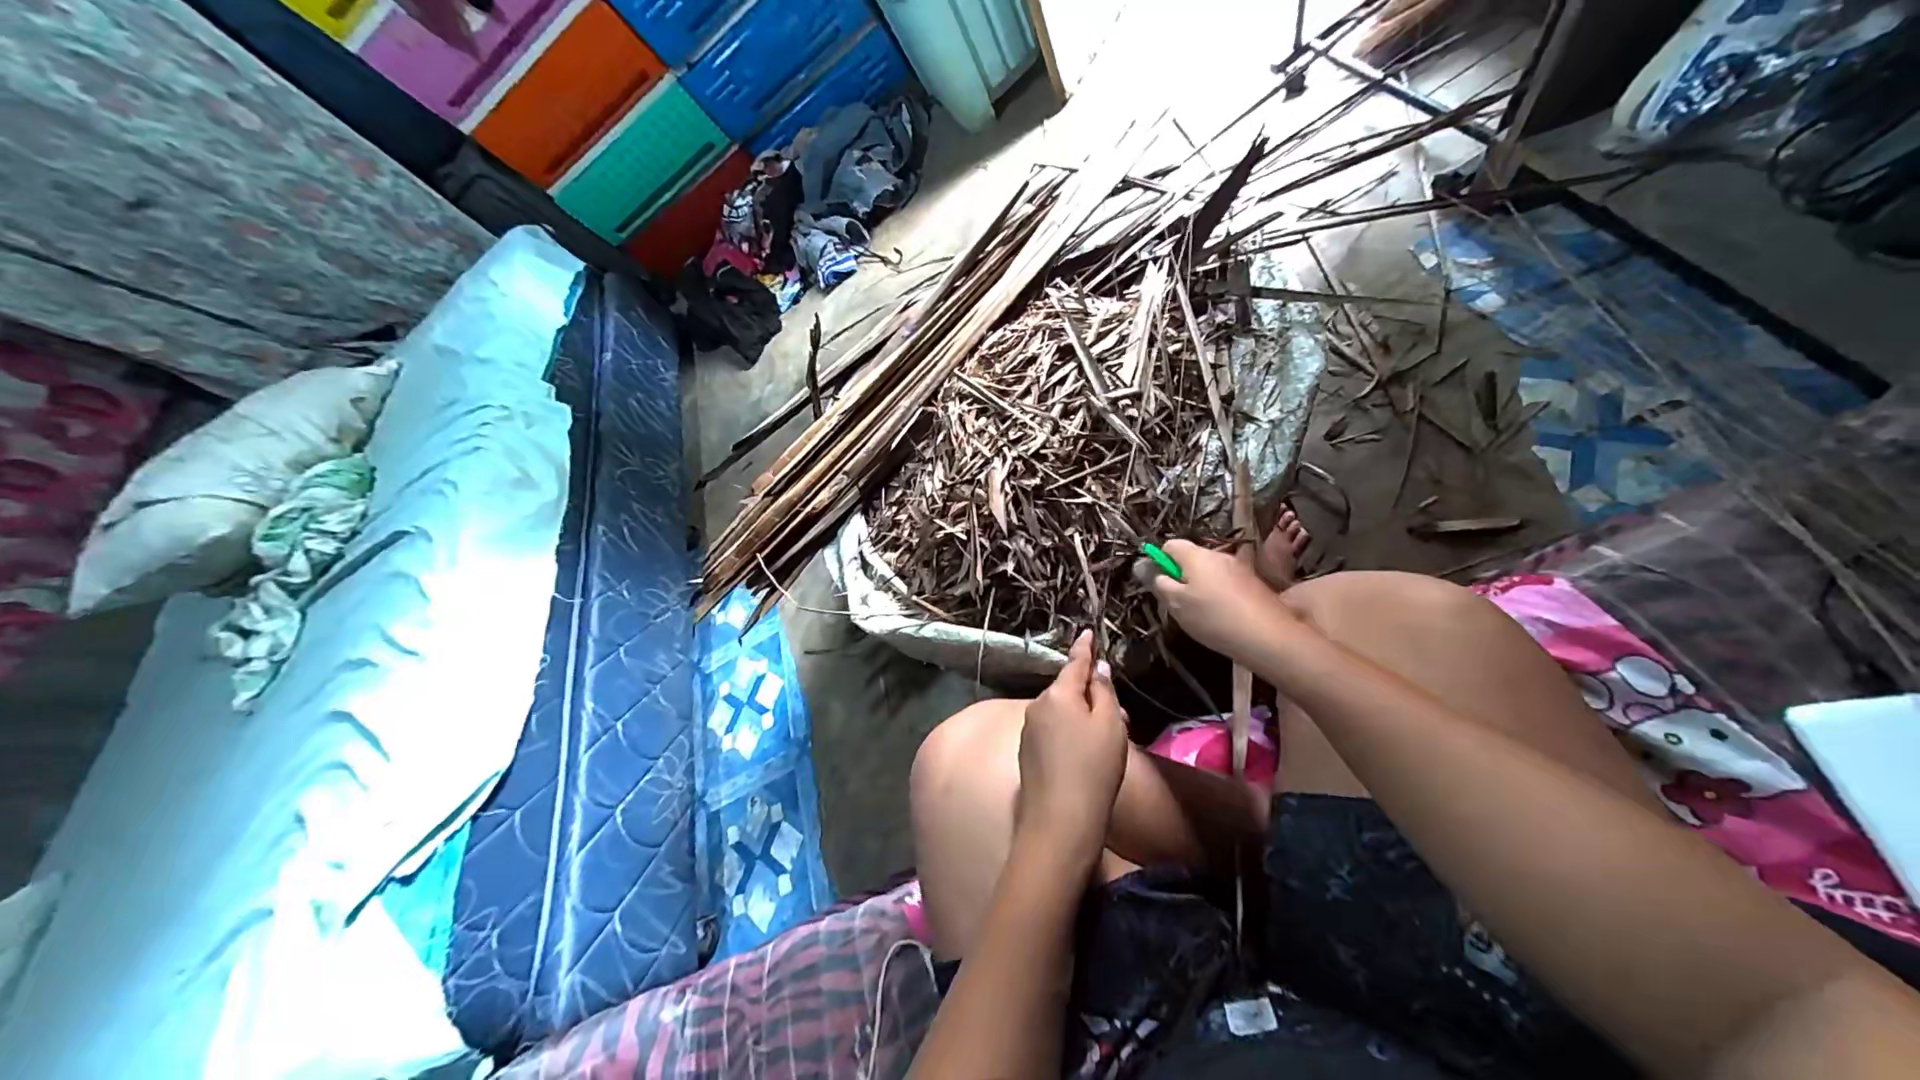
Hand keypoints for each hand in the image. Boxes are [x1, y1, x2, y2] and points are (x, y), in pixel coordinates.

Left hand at [1017, 630, 1127, 862]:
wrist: (1060, 819)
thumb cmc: (1093, 767)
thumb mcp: (1109, 725)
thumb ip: (1103, 692)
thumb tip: (1097, 670)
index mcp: (1057, 694)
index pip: (1075, 663)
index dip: (1085, 648)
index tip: (1087, 633)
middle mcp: (1037, 706)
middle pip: (1068, 690)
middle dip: (1091, 695)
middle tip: (1118, 713)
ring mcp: (1028, 730)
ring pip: (1061, 712)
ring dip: (1082, 717)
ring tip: (1108, 738)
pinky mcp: (1027, 752)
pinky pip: (1053, 731)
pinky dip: (1070, 733)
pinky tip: (1087, 754)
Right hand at [1146, 539, 1303, 662]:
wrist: (1267, 636)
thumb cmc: (1213, 618)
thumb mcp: (1177, 604)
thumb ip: (1159, 584)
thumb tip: (1144, 567)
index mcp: (1196, 555)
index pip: (1170, 545)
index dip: (1161, 560)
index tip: (1161, 583)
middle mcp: (1219, 555)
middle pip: (1192, 558)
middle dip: (1183, 575)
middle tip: (1180, 603)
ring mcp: (1239, 568)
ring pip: (1211, 572)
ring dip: (1202, 586)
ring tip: (1202, 613)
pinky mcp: (1254, 583)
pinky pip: (1228, 583)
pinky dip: (1221, 595)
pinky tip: (1223, 616)